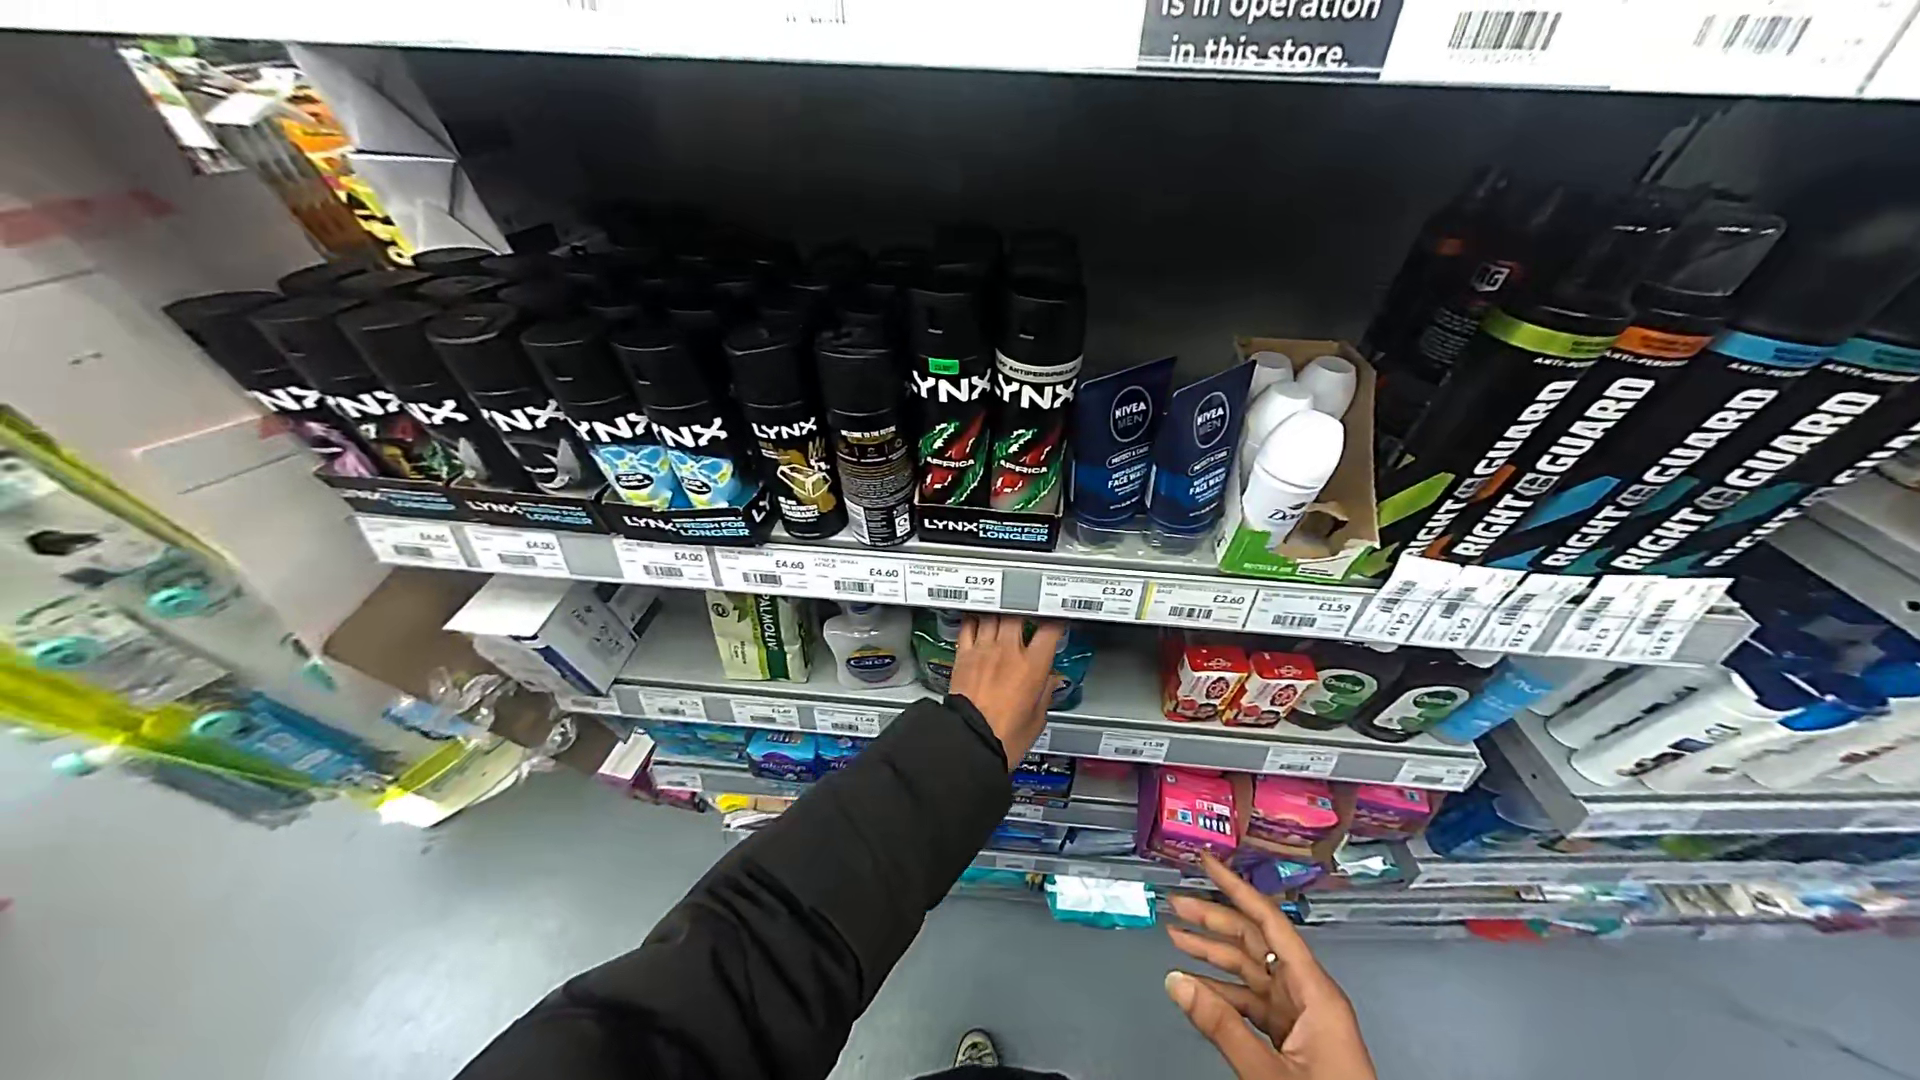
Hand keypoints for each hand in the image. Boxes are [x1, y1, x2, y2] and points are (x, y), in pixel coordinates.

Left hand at [946, 614, 1063, 768]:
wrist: (971, 741)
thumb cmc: (1003, 736)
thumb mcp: (1036, 718)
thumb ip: (1045, 694)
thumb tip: (1051, 683)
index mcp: (1032, 666)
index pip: (1049, 629)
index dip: (1056, 619)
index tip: (1057, 619)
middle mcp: (1008, 652)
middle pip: (1018, 612)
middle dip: (1025, 609)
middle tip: (1028, 611)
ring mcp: (984, 651)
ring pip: (993, 614)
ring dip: (1000, 611)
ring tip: (1005, 611)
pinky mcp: (964, 656)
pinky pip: (968, 626)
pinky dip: (974, 619)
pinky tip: (978, 619)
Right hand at [1163, 854, 1375, 1079]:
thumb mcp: (1270, 1074)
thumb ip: (1222, 1026)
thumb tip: (1176, 982)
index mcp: (1316, 993)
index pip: (1270, 922)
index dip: (1236, 888)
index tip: (1209, 864)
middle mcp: (1309, 997)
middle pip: (1256, 942)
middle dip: (1213, 920)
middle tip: (1177, 903)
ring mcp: (1302, 1020)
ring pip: (1250, 971)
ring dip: (1213, 954)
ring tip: (1176, 937)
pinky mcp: (1294, 1043)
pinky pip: (1252, 1003)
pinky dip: (1222, 992)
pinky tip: (1196, 987)